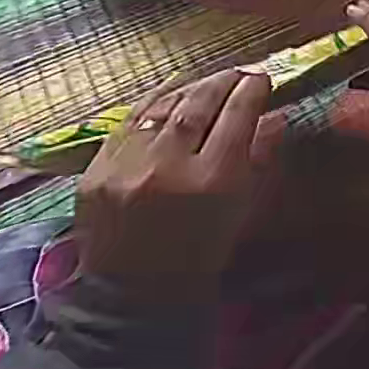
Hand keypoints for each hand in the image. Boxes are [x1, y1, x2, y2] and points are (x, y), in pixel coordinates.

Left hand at [74, 68, 284, 301]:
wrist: (134, 296)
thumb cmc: (204, 249)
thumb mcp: (243, 203)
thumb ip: (259, 154)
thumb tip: (274, 114)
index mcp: (212, 180)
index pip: (237, 116)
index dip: (252, 90)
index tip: (263, 78)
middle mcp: (167, 168)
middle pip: (198, 105)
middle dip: (223, 82)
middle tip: (239, 72)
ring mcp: (124, 169)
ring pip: (162, 108)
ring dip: (190, 88)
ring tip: (209, 81)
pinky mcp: (94, 173)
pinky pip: (129, 123)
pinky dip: (154, 104)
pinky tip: (171, 94)